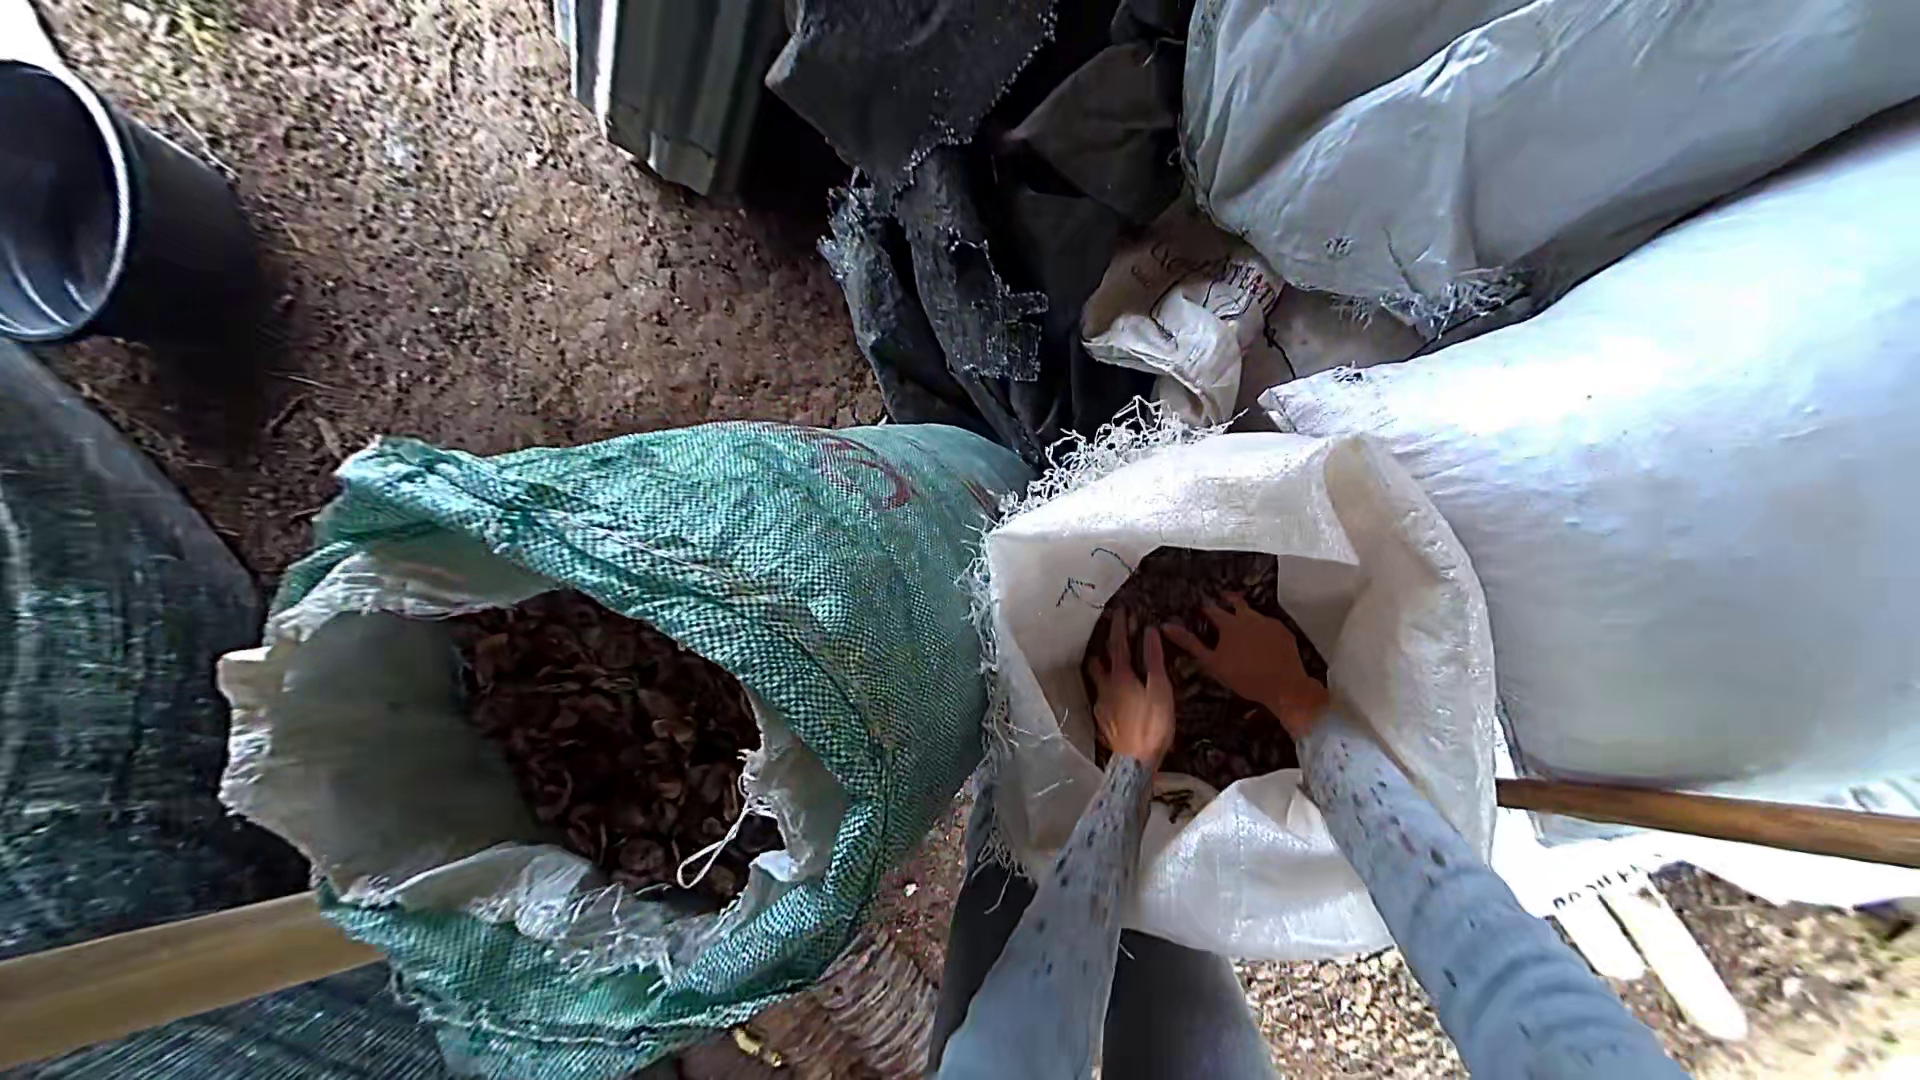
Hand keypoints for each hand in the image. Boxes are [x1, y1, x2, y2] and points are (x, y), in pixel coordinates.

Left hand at [1085, 613, 1175, 770]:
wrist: (1135, 762)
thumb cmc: (1152, 724)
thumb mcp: (1160, 689)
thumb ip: (1153, 660)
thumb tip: (1149, 631)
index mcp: (1119, 676)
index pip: (1117, 644)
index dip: (1120, 627)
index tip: (1121, 611)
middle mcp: (1104, 687)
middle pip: (1098, 661)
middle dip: (1103, 647)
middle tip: (1110, 638)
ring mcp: (1100, 705)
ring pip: (1096, 680)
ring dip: (1101, 669)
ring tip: (1108, 665)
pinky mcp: (1102, 721)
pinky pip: (1101, 698)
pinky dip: (1107, 690)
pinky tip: (1114, 696)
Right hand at [1161, 593, 1328, 739]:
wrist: (1284, 687)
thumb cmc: (1244, 676)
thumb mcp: (1212, 662)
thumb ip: (1190, 643)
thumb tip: (1167, 627)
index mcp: (1230, 624)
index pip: (1212, 609)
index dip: (1204, 608)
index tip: (1198, 609)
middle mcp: (1249, 618)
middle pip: (1235, 602)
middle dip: (1226, 602)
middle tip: (1220, 604)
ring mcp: (1269, 623)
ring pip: (1253, 612)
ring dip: (1244, 614)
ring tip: (1240, 624)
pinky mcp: (1284, 631)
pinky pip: (1268, 623)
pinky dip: (1261, 626)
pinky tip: (1260, 637)